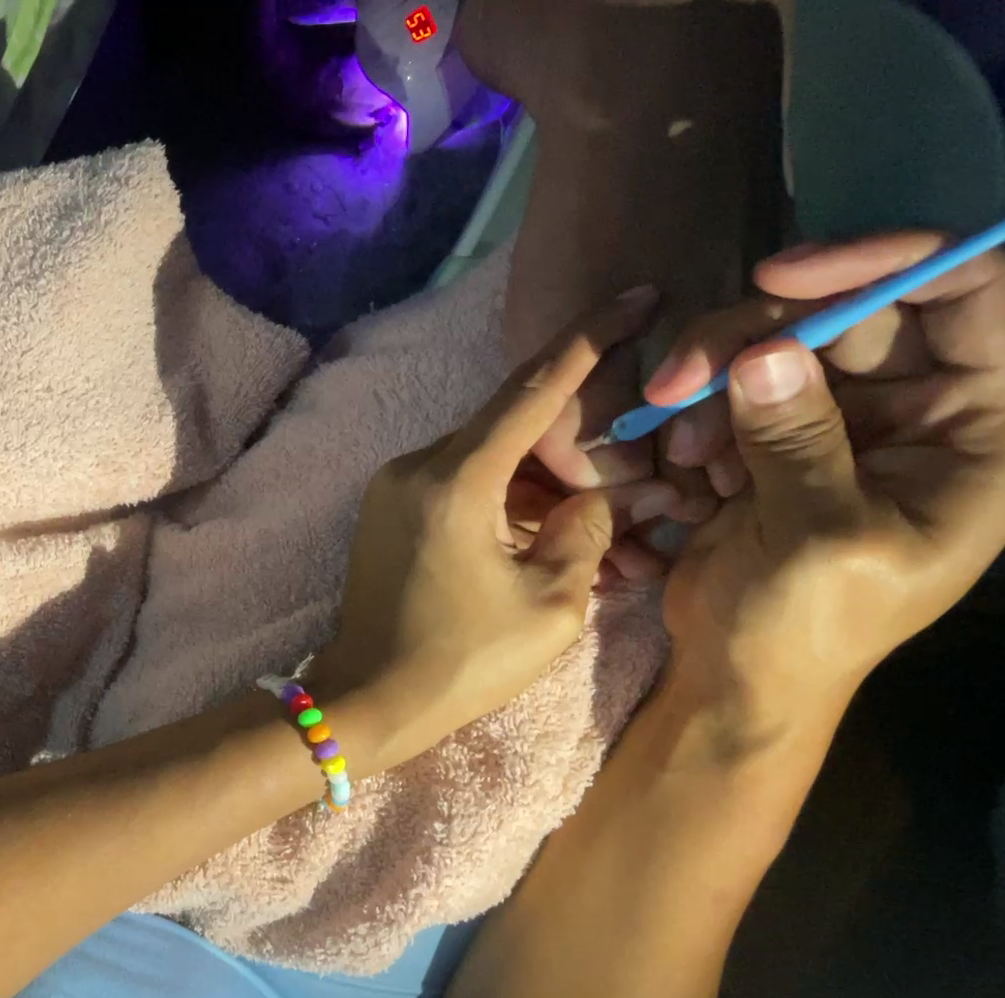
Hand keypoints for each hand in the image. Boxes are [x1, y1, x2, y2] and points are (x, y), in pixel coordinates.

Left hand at [310, 287, 665, 765]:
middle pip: (511, 426)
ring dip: (540, 479)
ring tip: (592, 519)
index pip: (533, 388)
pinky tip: (541, 532)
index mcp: (454, 479)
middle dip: (574, 446)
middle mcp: (414, 466)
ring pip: (486, 457)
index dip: (591, 338)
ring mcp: (392, 487)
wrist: (367, 694)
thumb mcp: (551, 601)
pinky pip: (458, 483)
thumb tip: (590, 495)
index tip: (637, 295)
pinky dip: (504, 497)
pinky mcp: (387, 510)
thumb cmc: (461, 659)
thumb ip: (584, 529)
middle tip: (625, 487)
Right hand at [657, 236, 1004, 720]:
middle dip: (755, 336)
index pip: (975, 298)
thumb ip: (800, 445)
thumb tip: (759, 358)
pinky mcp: (776, 436)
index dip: (886, 266)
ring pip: (780, 344)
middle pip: (852, 314)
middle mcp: (927, 408)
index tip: (778, 279)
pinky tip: (687, 464)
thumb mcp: (818, 538)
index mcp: (988, 429)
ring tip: (679, 447)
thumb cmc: (808, 624)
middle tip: (674, 380)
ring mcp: (845, 420)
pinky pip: (734, 387)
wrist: (740, 669)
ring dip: (712, 382)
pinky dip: (699, 412)